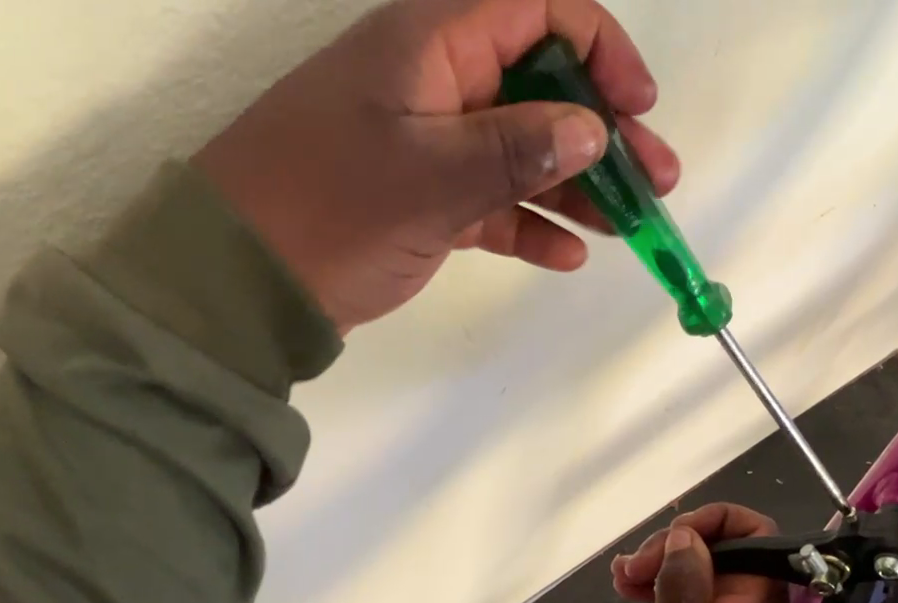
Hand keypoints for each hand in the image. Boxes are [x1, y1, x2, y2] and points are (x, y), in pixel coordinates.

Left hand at [193, 0, 678, 333]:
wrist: (242, 281)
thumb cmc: (330, 210)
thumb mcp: (430, 178)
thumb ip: (517, 150)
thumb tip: (593, 131)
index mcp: (433, 44)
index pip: (537, 10)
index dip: (598, 49)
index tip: (636, 107)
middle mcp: (437, 83)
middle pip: (540, 88)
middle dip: (603, 132)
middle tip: (655, 182)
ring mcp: (430, 145)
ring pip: (521, 150)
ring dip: (576, 186)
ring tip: (629, 226)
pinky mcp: (423, 200)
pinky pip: (491, 200)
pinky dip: (528, 224)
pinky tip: (567, 255)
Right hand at [611, 504, 789, 602]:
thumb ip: (684, 574)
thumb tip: (683, 535)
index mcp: (760, 591)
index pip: (751, 528)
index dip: (709, 522)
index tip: (670, 538)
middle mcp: (752, 595)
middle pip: (716, 545)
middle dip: (670, 547)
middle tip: (631, 568)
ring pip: (696, 566)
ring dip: (658, 564)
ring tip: (620, 577)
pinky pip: (687, 590)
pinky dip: (659, 584)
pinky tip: (627, 587)